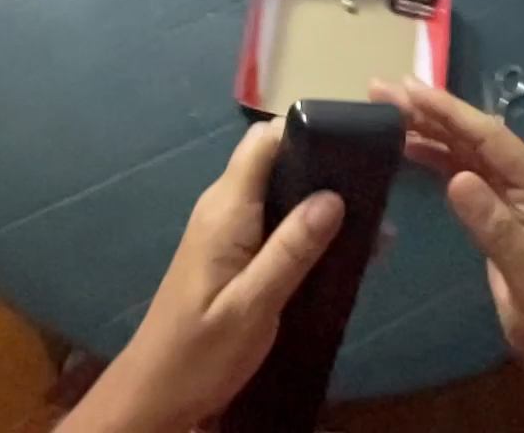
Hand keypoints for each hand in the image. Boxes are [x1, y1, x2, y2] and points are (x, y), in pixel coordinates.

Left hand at [60, 122, 344, 432]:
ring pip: (276, 189)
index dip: (302, 130)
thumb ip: (292, 249)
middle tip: (368, 185)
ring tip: (367, 218)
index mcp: (227, 208)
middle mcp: (224, 205)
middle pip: (273, 159)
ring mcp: (226, 227)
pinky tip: (339, 247)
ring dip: (316, 197)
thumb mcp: (253, 305)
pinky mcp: (231, 249)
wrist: (154, 394)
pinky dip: (303, 224)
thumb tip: (334, 196)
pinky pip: (272, 218)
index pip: (263, 140)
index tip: (348, 143)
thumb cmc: (201, 351)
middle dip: (319, 163)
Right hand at [369, 79, 523, 432]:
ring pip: (463, 145)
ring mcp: (511, 186)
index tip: (408, 90)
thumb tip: (456, 179)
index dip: (448, 111)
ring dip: (425, 125)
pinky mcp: (495, 200)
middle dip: (428, 109)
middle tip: (382, 89)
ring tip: (384, 108)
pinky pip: (460, 164)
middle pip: (472, 132)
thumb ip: (494, 227)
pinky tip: (405, 144)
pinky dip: (432, 151)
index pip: (489, 136)